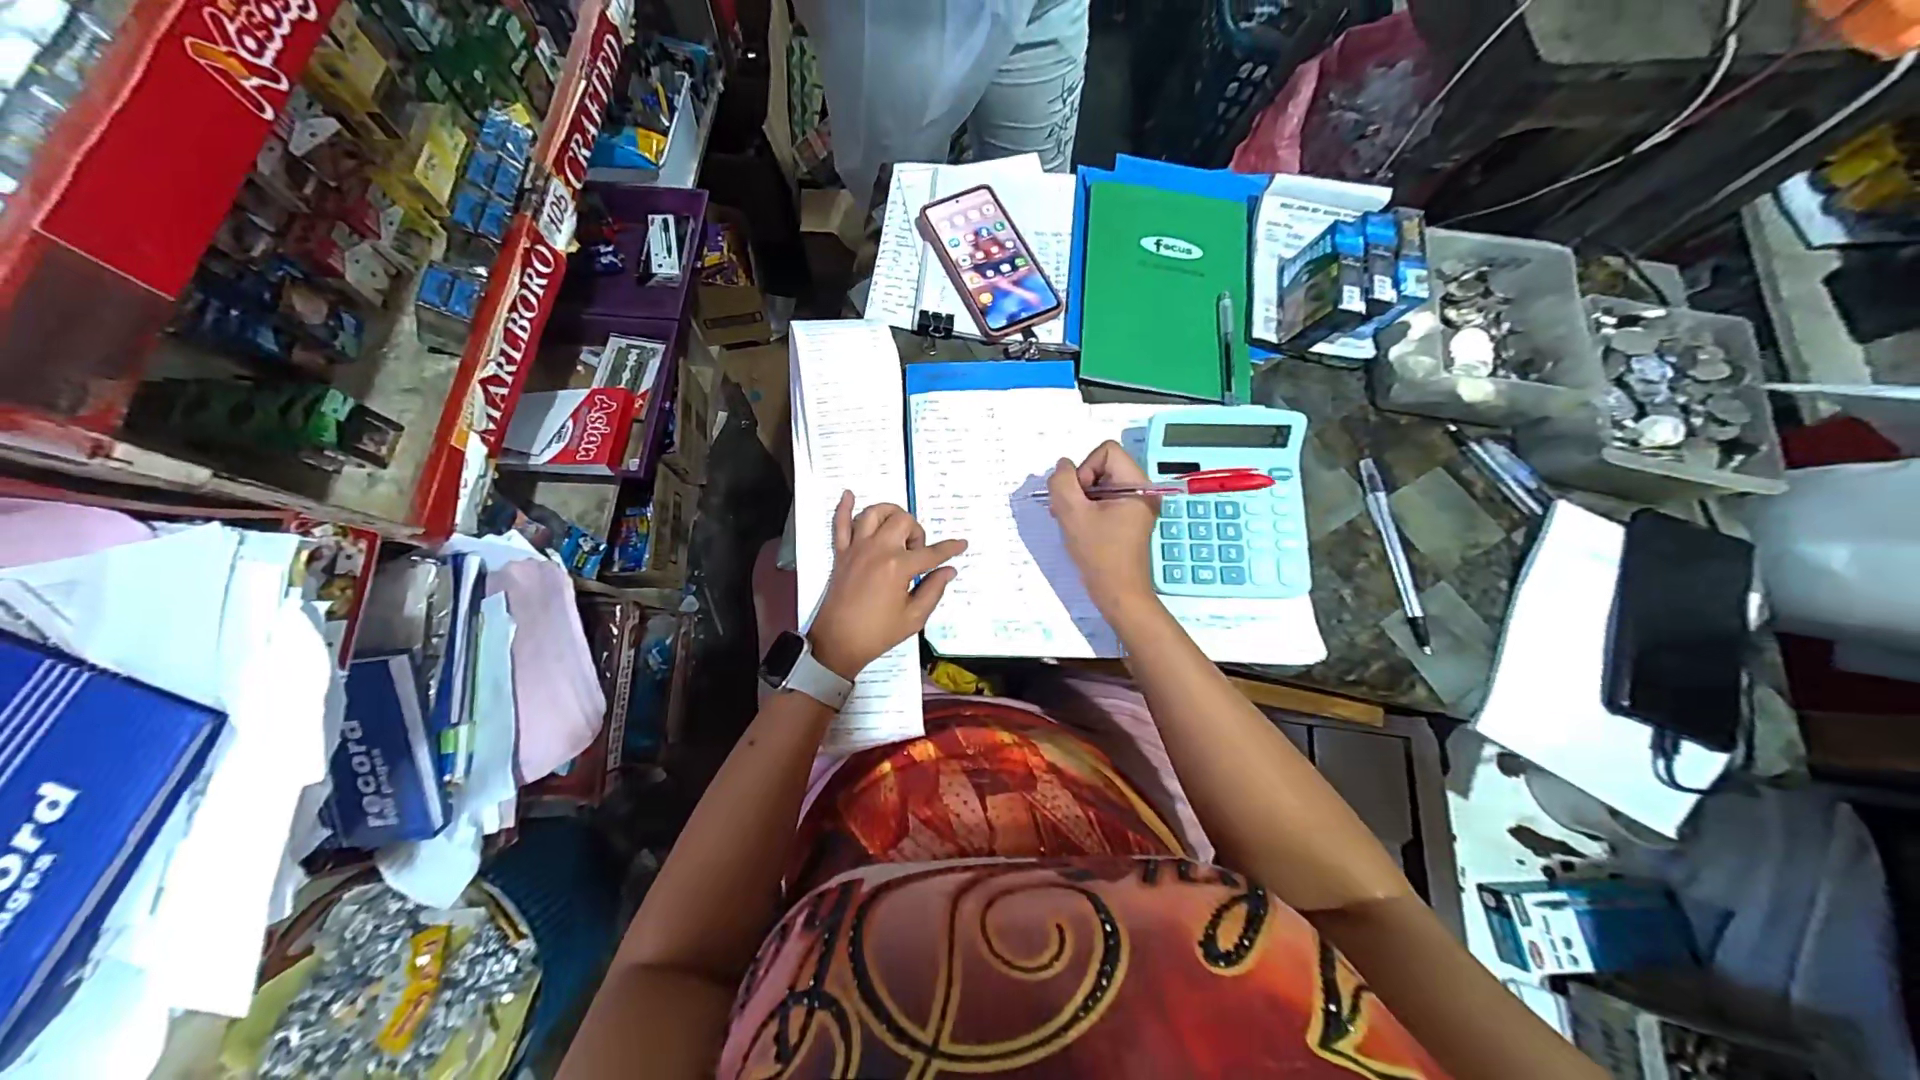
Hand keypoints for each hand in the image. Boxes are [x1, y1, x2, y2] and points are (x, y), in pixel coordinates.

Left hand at [808, 492, 966, 679]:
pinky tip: (849, 494)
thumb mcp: (914, 617)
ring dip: (890, 514)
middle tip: (917, 554)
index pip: (931, 552)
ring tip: (897, 529)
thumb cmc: (878, 633)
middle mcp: (877, 550)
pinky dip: (844, 507)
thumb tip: (948, 571)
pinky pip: (840, 524)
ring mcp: (856, 548)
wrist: (838, 642)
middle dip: (917, 532)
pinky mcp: (841, 553)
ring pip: (874, 513)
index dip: (950, 549)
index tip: (961, 545)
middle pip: (903, 521)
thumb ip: (933, 590)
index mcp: (898, 567)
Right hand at [1047, 441, 1160, 613]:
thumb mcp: (1073, 514)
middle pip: (1102, 465)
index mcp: (1138, 484)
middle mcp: (1142, 490)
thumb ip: (1062, 482)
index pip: (1106, 451)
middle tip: (1069, 511)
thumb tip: (1063, 466)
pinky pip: (1104, 498)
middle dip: (1080, 485)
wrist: (1118, 593)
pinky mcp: (1128, 518)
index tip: (1081, 499)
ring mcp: (1136, 504)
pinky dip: (1087, 508)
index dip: (1085, 469)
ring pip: (1100, 482)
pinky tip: (1078, 526)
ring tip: (1071, 520)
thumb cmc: (1099, 554)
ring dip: (1080, 497)